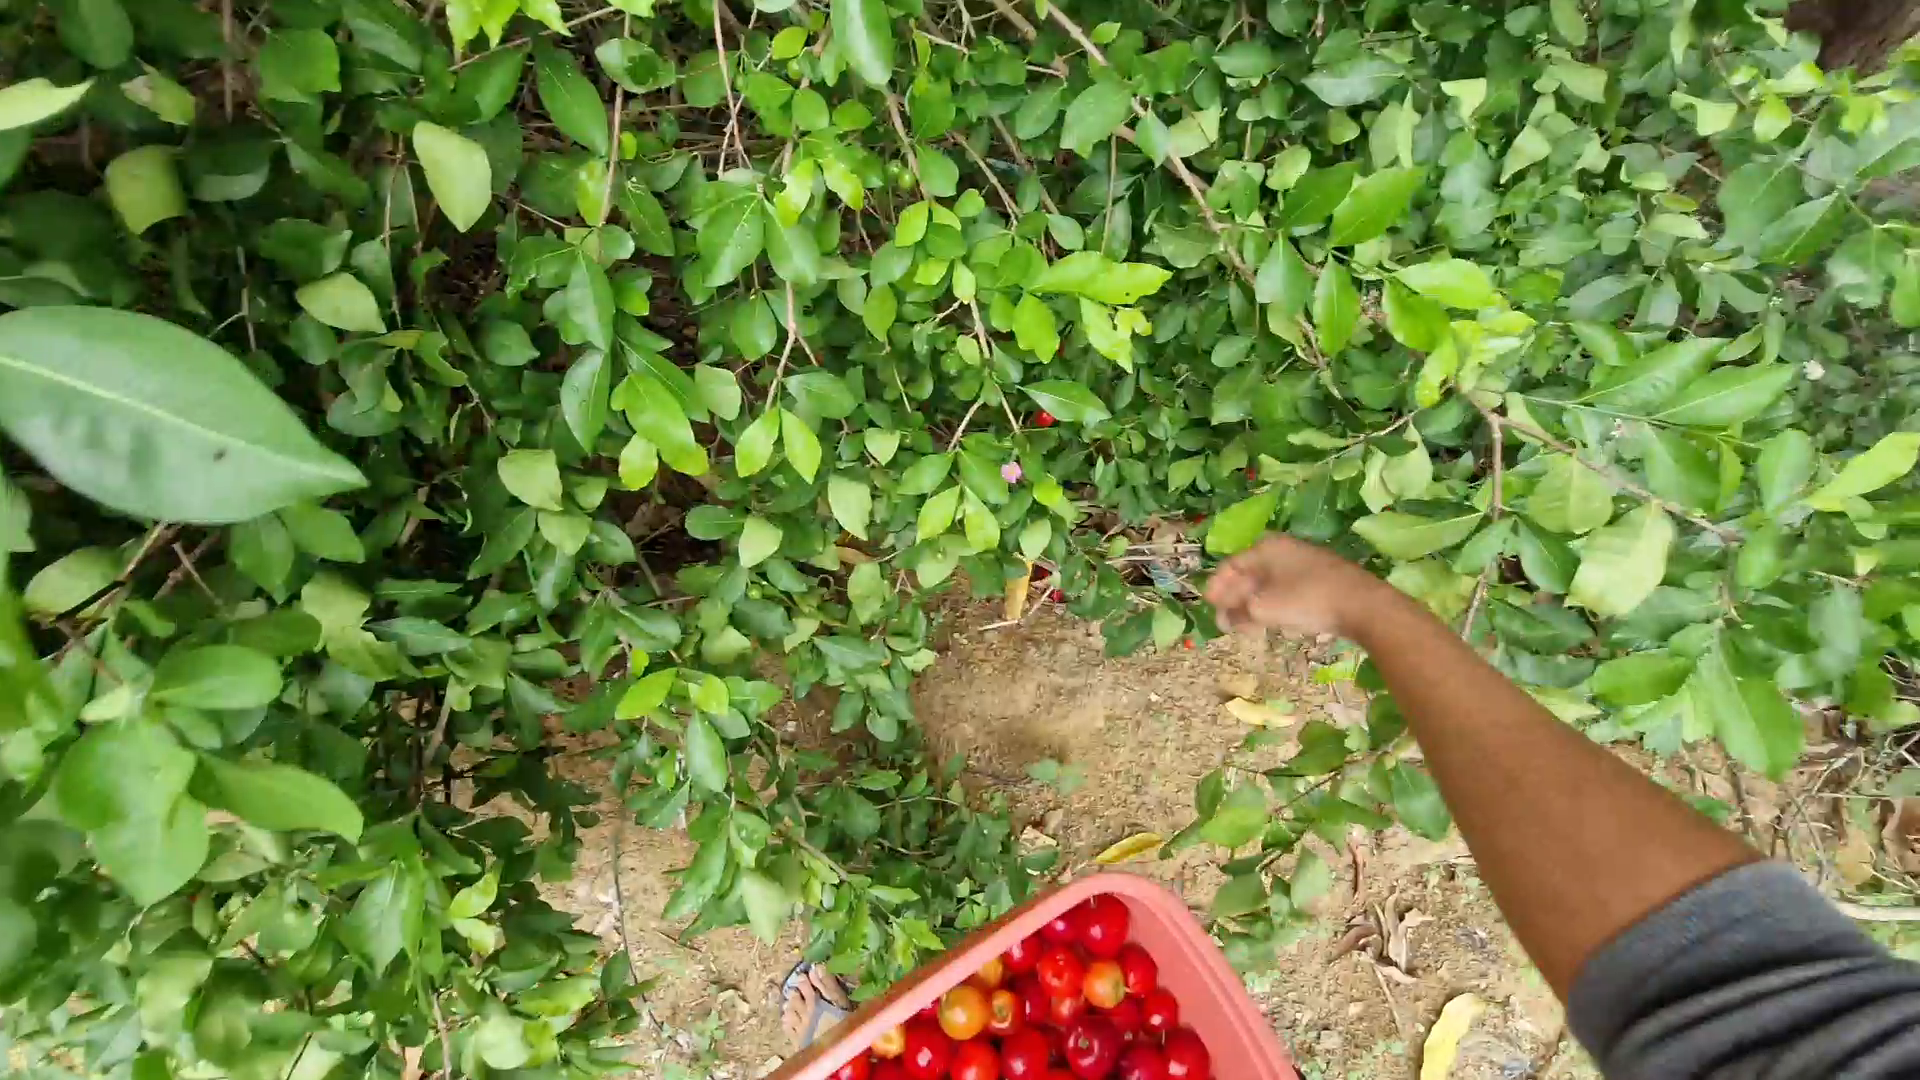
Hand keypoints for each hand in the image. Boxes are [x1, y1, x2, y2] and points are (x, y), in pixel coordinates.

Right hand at [1205, 533, 1383, 637]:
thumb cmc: (1305, 600)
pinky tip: (1273, 622)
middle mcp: (1284, 549)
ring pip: (1269, 583)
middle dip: (1235, 598)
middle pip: (1249, 574)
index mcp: (1266, 548)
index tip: (1209, 607)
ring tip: (1246, 627)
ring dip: (1253, 604)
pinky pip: (1287, 589)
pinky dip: (1274, 604)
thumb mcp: (1262, 608)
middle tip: (1226, 621)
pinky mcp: (1322, 579)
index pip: (1231, 565)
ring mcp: (1305, 563)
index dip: (1217, 587)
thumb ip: (1237, 611)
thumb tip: (1223, 617)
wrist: (1363, 606)